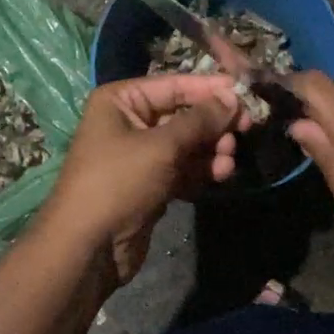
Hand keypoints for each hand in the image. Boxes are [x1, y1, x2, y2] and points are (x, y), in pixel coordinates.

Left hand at [37, 75, 245, 285]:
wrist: (87, 248)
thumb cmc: (118, 182)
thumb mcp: (161, 146)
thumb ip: (199, 121)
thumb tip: (232, 97)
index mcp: (121, 100)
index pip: (173, 85)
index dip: (210, 88)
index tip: (246, 93)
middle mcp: (130, 122)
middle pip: (183, 115)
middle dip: (213, 124)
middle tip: (245, 130)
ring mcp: (140, 155)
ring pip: (187, 144)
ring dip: (212, 149)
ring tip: (229, 160)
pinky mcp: (150, 185)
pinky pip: (184, 169)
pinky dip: (202, 170)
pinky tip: (222, 175)